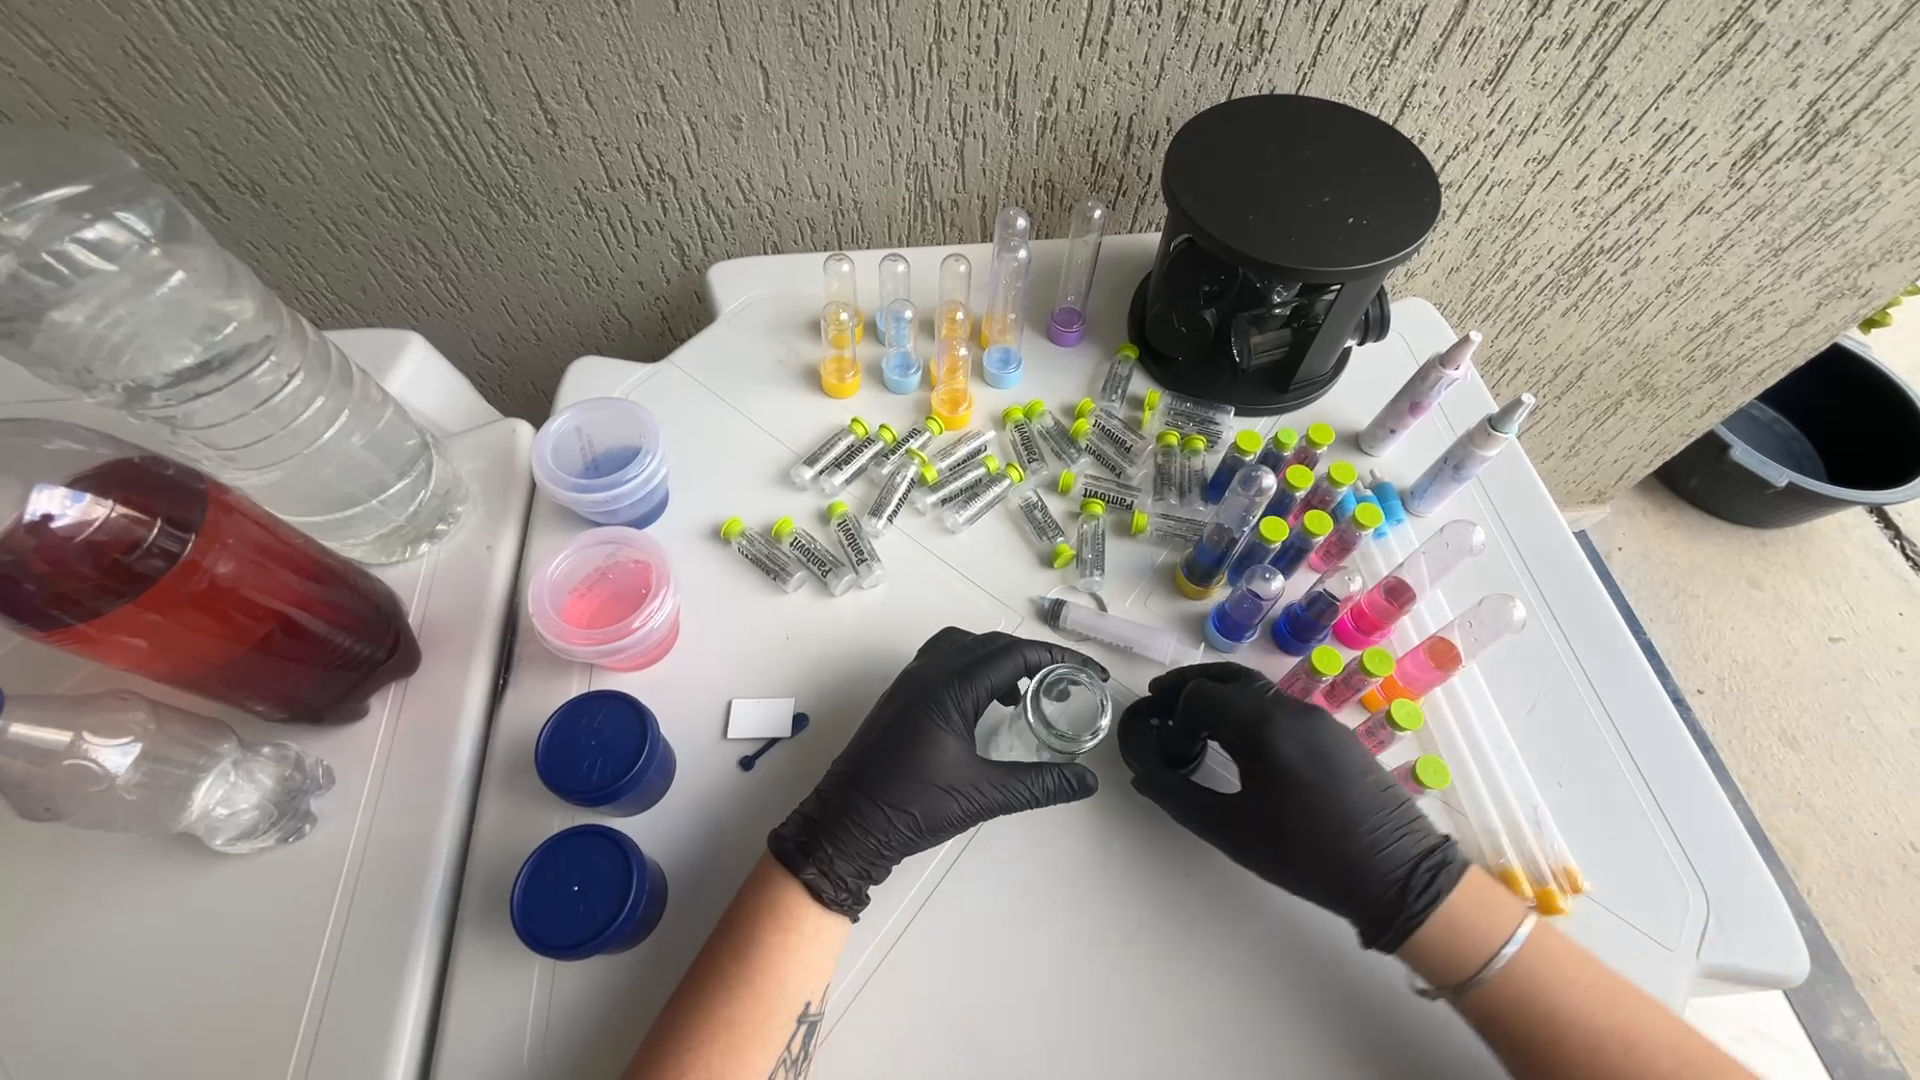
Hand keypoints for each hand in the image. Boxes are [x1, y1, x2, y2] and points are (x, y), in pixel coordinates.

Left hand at [769, 628, 1106, 918]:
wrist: (846, 824)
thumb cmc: (912, 806)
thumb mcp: (984, 795)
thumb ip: (1039, 784)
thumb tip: (1085, 781)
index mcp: (950, 688)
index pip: (1014, 654)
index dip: (1057, 658)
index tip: (1087, 673)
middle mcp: (929, 673)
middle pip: (991, 643)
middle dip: (1033, 656)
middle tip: (1065, 680)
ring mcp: (910, 682)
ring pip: (963, 646)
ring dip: (999, 658)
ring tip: (1025, 691)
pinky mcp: (901, 697)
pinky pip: (944, 661)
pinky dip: (973, 668)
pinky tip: (986, 705)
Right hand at [1121, 662, 1467, 951]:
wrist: (1397, 876)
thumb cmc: (1307, 856)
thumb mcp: (1232, 832)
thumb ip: (1178, 798)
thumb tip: (1142, 776)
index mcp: (1263, 727)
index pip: (1200, 695)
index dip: (1175, 717)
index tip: (1171, 750)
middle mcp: (1290, 709)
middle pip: (1227, 676)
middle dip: (1189, 685)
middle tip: (1162, 700)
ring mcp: (1317, 717)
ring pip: (1256, 688)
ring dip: (1220, 695)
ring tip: (1197, 720)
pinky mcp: (1335, 732)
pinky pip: (1279, 705)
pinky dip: (1248, 709)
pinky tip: (1242, 742)